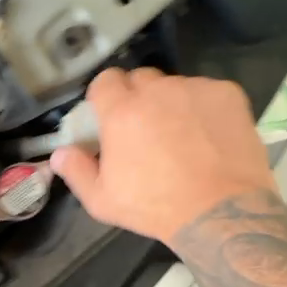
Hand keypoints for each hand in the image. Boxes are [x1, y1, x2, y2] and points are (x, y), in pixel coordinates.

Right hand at [50, 68, 279, 244]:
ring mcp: (195, 88)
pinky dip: (200, 108)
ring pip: (174, 85)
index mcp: (121, 113)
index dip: (103, 95)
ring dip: (169, 103)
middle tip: (140, 127)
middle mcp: (157, 90)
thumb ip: (76, 171)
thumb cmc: (152, 207)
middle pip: (140, 78)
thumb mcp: (101, 200)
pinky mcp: (227, 94)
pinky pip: (205, 92)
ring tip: (177, 135)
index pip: (105, 81)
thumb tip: (59, 153)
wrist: (216, 208)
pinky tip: (204, 135)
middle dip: (136, 97)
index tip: (106, 114)